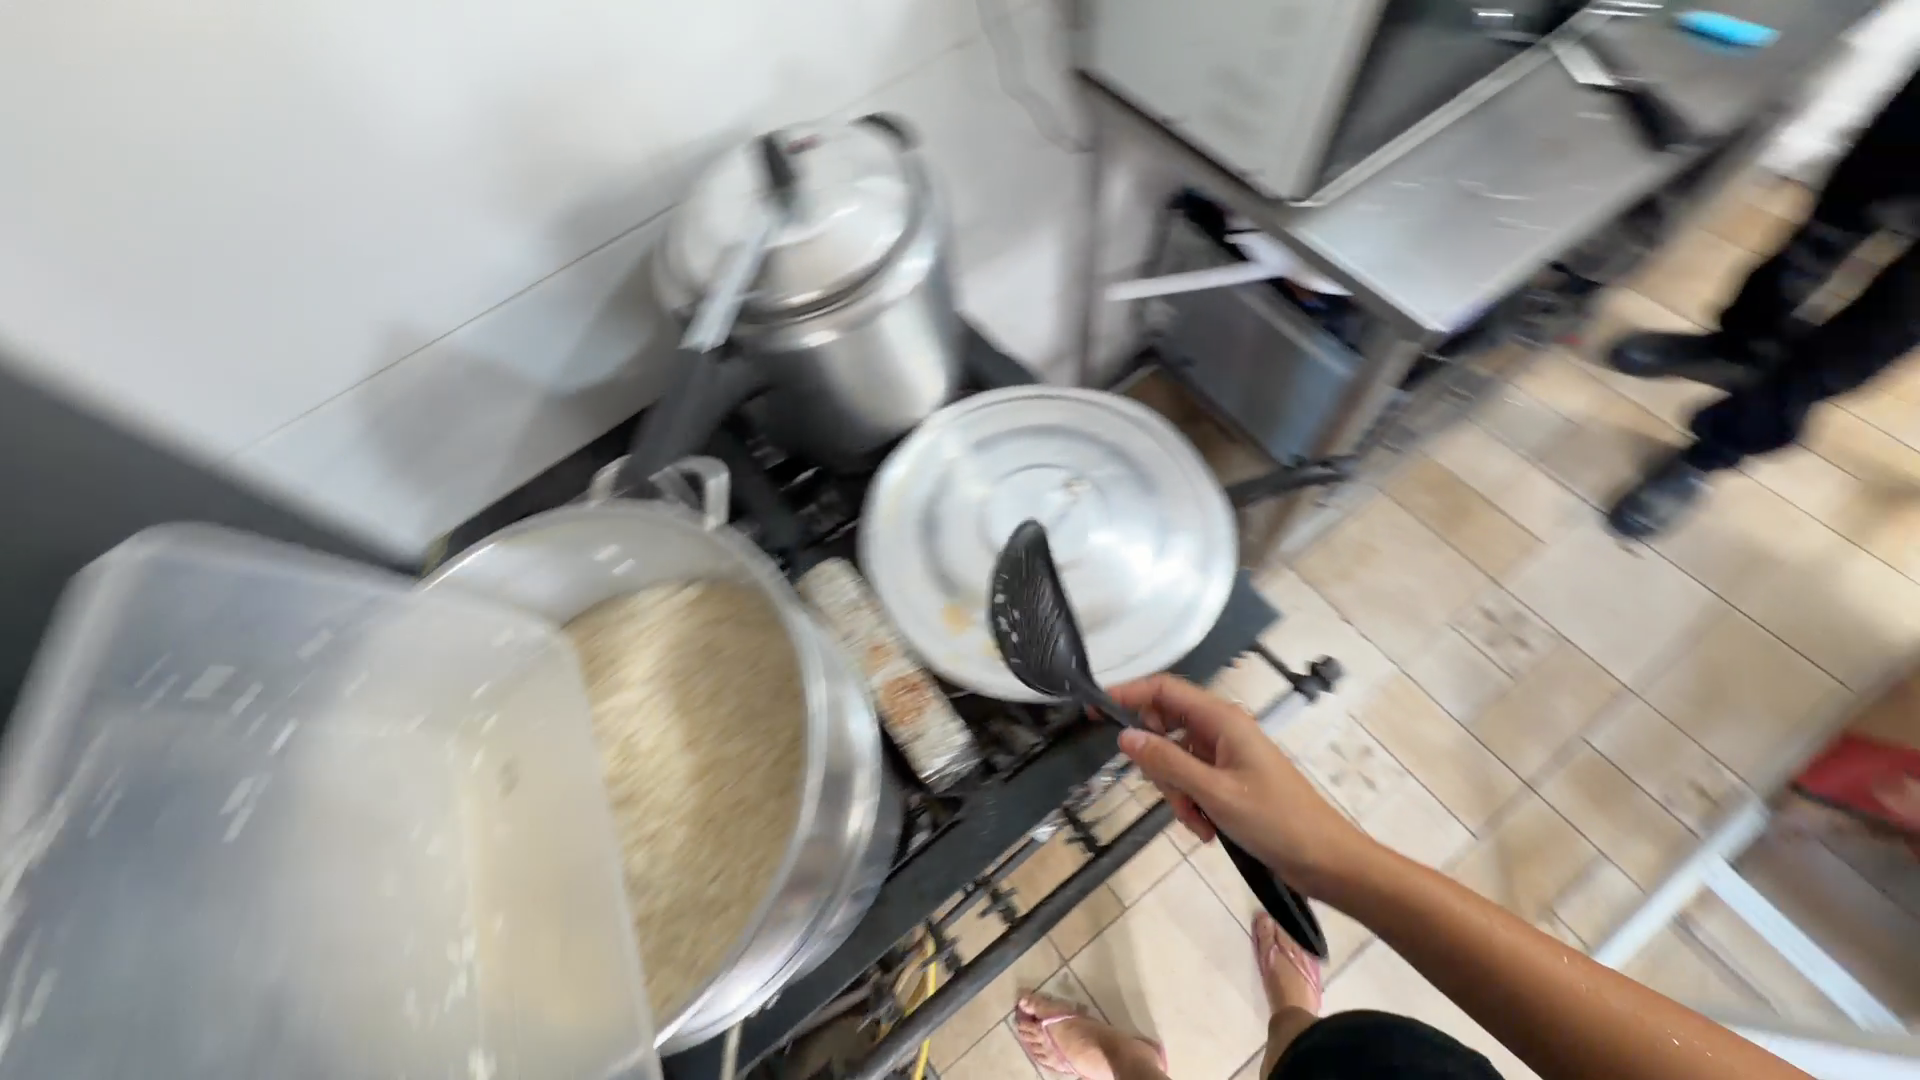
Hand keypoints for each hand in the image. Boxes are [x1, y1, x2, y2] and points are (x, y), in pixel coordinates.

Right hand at [1111, 675, 1375, 894]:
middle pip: (1164, 728)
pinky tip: (1205, 828)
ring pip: (1174, 759)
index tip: (1096, 709)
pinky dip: (1190, 803)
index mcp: (1221, 719)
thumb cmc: (1276, 821)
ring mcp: (1225, 755)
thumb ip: (1167, 762)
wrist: (1326, 860)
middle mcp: (1220, 730)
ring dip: (1175, 791)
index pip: (1163, 689)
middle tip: (1171, 794)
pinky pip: (1191, 781)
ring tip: (1196, 821)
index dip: (1128, 694)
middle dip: (1158, 764)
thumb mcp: (1214, 793)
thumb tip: (1125, 737)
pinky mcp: (1228, 779)